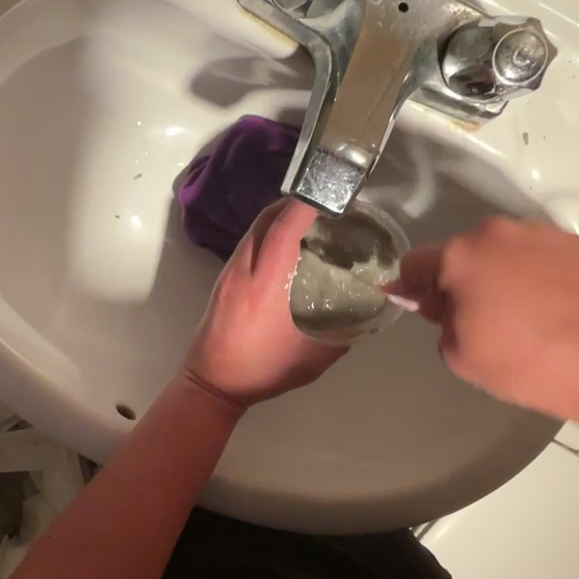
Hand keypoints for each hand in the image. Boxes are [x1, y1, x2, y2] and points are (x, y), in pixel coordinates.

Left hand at [180, 198, 346, 410]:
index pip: (283, 228)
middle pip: (265, 220)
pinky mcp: (223, 281)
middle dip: (293, 204)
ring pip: (253, 231)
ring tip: (309, 222)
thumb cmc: (262, 371)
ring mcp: (229, 274)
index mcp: (265, 284)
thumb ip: (341, 334)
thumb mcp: (311, 358)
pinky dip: (268, 235)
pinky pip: (247, 245)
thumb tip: (366, 312)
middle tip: (323, 203)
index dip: (306, 205)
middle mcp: (243, 270)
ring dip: (279, 218)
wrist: (212, 384)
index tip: (331, 195)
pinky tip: (286, 248)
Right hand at [389, 216, 578, 421]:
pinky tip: (559, 307)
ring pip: (506, 251)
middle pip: (464, 254)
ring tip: (529, 314)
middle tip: (486, 319)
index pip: (416, 264)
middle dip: (466, 280)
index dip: (417, 289)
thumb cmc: (526, 363)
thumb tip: (431, 299)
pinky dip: (543, 275)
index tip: (433, 312)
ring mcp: (543, 234)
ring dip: (505, 273)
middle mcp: (497, 233)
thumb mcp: (460, 354)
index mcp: (460, 257)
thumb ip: (437, 318)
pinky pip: (545, 256)